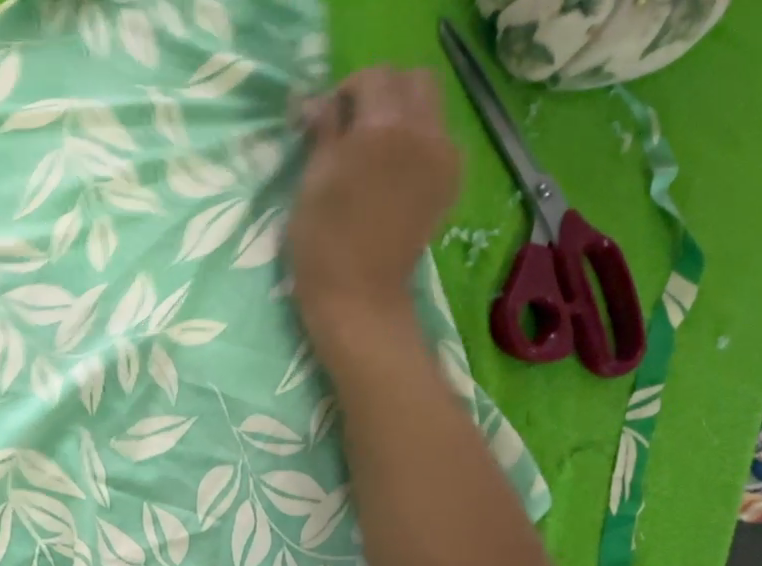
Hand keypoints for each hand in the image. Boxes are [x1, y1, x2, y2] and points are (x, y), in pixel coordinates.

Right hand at [290, 67, 459, 328]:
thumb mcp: (310, 183)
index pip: (374, 77)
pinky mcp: (451, 177)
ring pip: (430, 108)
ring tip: (368, 154)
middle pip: (415, 81)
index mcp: (381, 129)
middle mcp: (423, 131)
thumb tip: (319, 104)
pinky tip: (388, 176)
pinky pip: (437, 139)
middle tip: (350, 126)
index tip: (323, 118)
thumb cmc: (320, 241)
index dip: (346, 90)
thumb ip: (323, 134)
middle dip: (382, 93)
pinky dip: (413, 143)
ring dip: (399, 117)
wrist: (358, 291)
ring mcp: (444, 154)